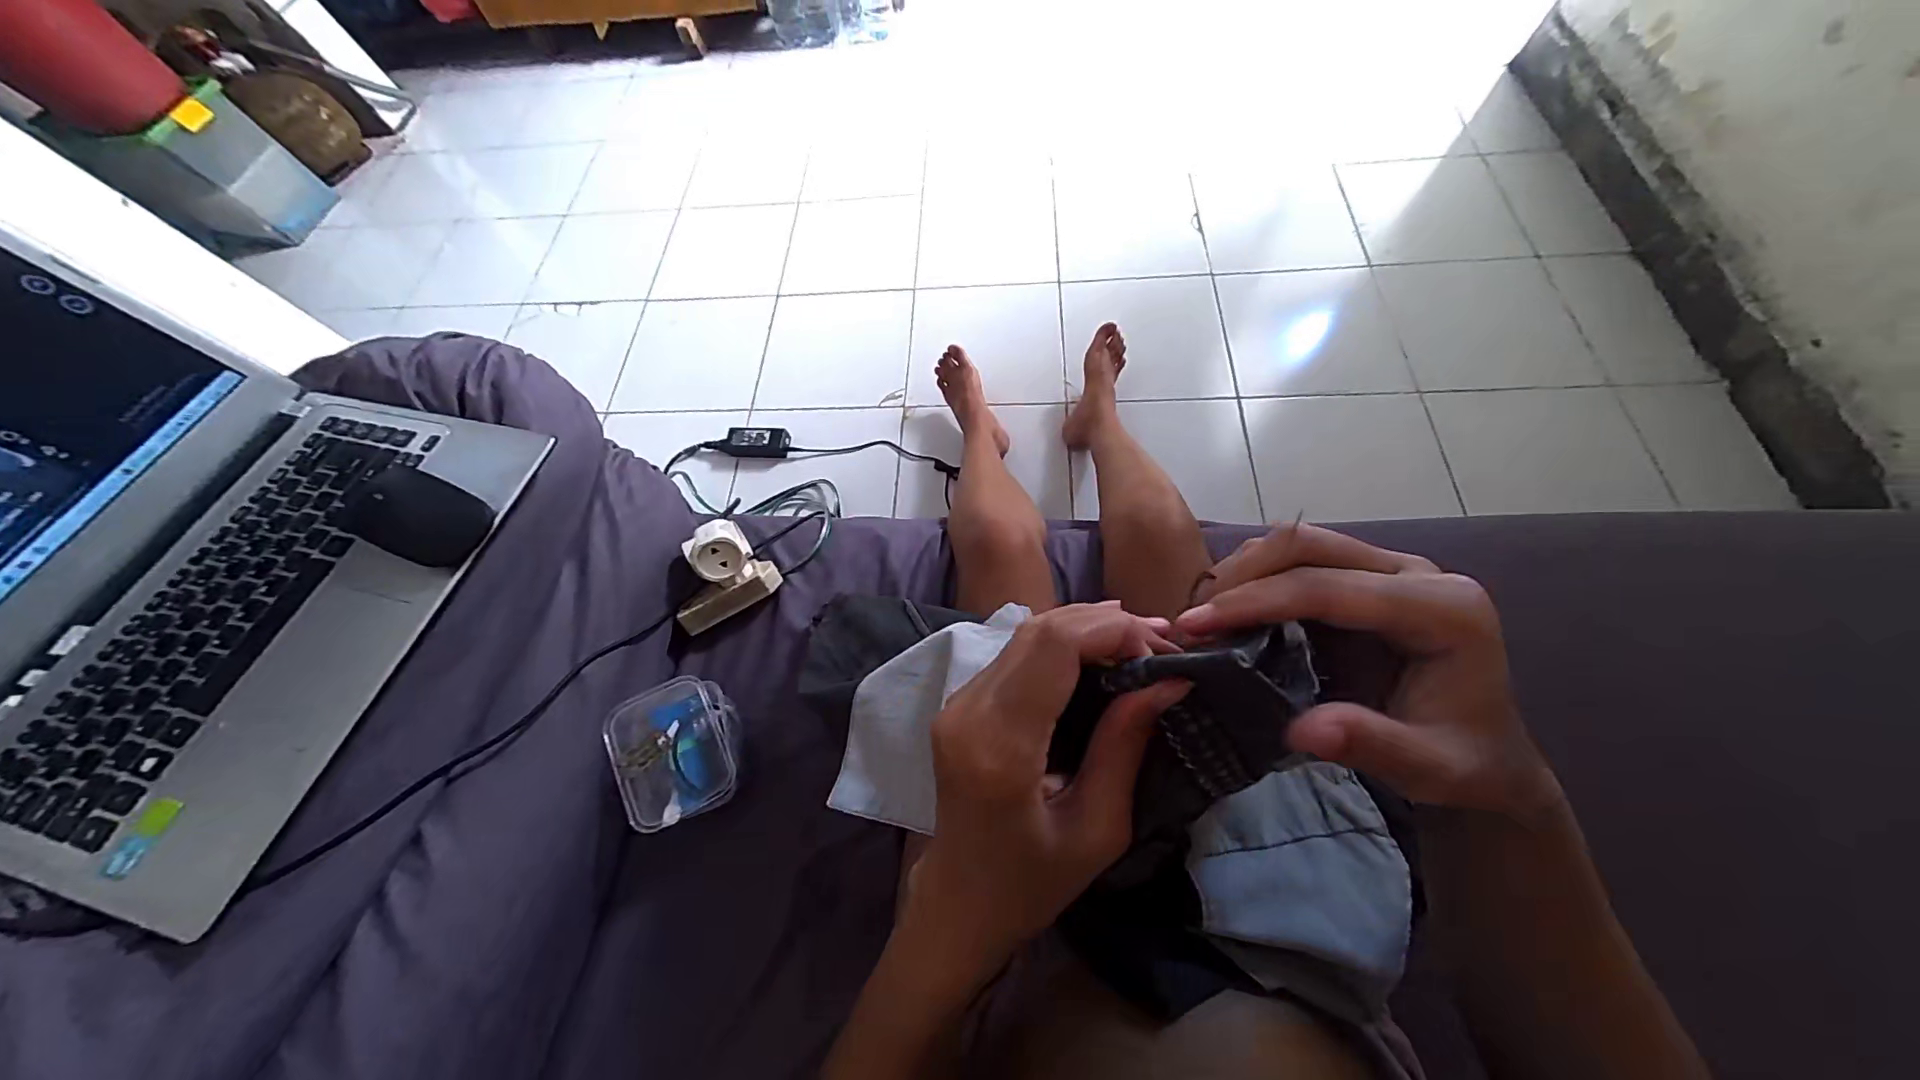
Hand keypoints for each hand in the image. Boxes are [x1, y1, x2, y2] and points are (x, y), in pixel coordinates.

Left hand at [904, 603, 1189, 974]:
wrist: (959, 900)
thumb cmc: (1032, 883)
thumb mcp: (1098, 828)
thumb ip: (1125, 746)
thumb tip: (1167, 681)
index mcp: (1000, 745)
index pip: (1053, 646)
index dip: (1111, 630)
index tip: (1162, 650)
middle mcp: (968, 709)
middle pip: (1039, 629)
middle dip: (1105, 624)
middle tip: (1160, 643)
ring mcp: (956, 701)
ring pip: (1026, 633)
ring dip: (1084, 628)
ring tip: (1139, 642)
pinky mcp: (959, 701)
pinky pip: (1015, 653)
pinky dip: (1061, 644)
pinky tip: (1098, 653)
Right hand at [1179, 523, 1560, 819]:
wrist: (1485, 753)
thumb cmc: (1461, 762)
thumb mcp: (1429, 768)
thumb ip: (1371, 745)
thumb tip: (1301, 730)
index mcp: (1442, 608)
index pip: (1328, 586)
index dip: (1254, 601)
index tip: (1194, 625)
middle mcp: (1416, 573)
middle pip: (1306, 544)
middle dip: (1239, 576)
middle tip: (1191, 619)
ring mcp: (1387, 569)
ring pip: (1296, 542)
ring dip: (1240, 571)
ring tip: (1201, 615)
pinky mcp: (1361, 577)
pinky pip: (1296, 559)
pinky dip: (1253, 578)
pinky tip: (1227, 610)